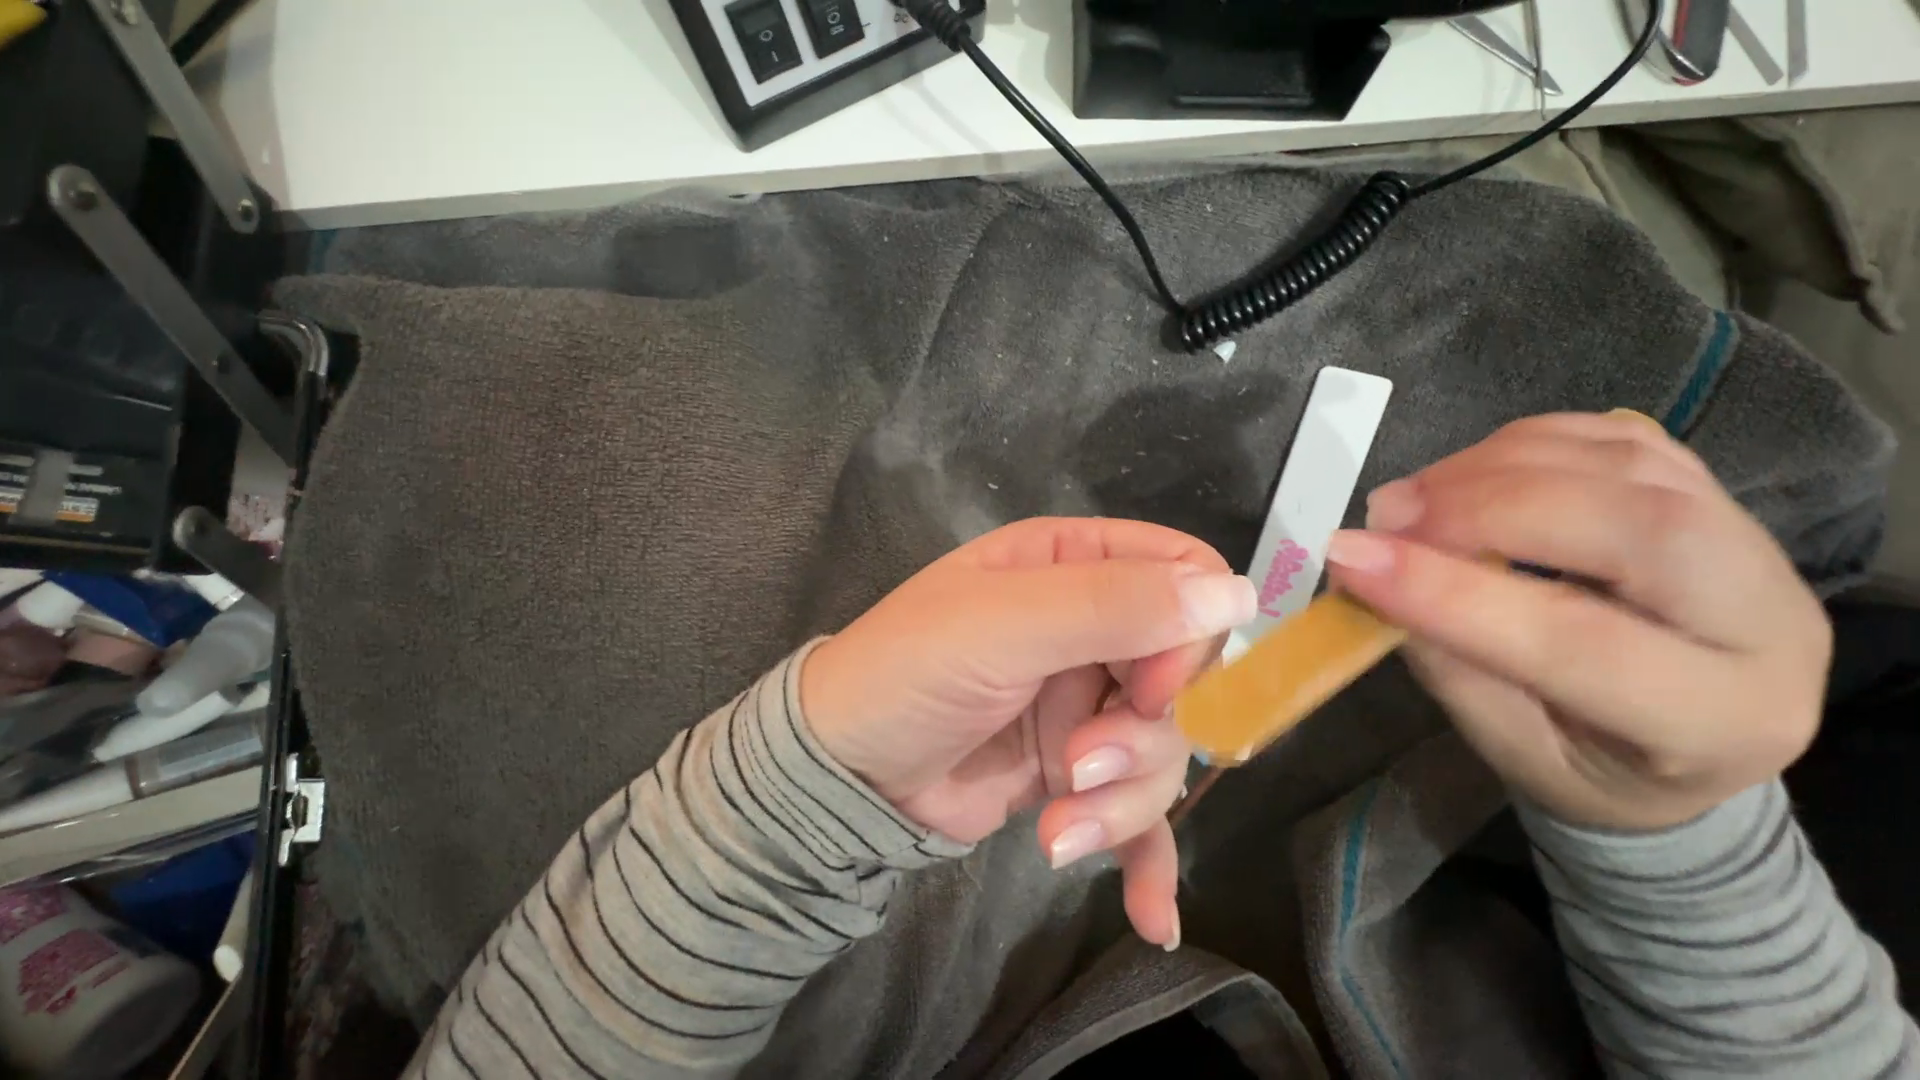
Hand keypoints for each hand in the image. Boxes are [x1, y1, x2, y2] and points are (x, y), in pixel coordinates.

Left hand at [801, 518, 1254, 947]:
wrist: (839, 777)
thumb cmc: (905, 675)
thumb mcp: (1001, 625)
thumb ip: (1113, 605)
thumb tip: (1239, 595)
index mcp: (1073, 563)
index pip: (1186, 580)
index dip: (1189, 637)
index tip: (1151, 691)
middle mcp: (1090, 629)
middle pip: (1186, 676)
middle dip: (1143, 736)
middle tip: (1078, 765)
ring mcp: (1085, 705)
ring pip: (1164, 752)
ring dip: (1120, 799)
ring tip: (1056, 827)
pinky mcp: (1074, 774)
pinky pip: (1137, 812)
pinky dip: (1145, 859)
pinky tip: (1151, 916)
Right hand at [1325, 411, 1831, 831]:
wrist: (1690, 741)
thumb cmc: (1593, 764)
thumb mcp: (1516, 752)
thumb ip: (1455, 670)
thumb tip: (1376, 580)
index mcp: (1720, 717)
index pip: (1578, 640)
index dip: (1450, 592)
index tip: (1349, 560)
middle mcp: (1768, 619)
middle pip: (1637, 527)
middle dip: (1489, 508)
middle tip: (1388, 516)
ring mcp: (1754, 541)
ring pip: (1625, 464)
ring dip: (1492, 467)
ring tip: (1407, 501)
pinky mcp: (1715, 492)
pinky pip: (1617, 438)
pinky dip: (1522, 444)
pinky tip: (1463, 477)